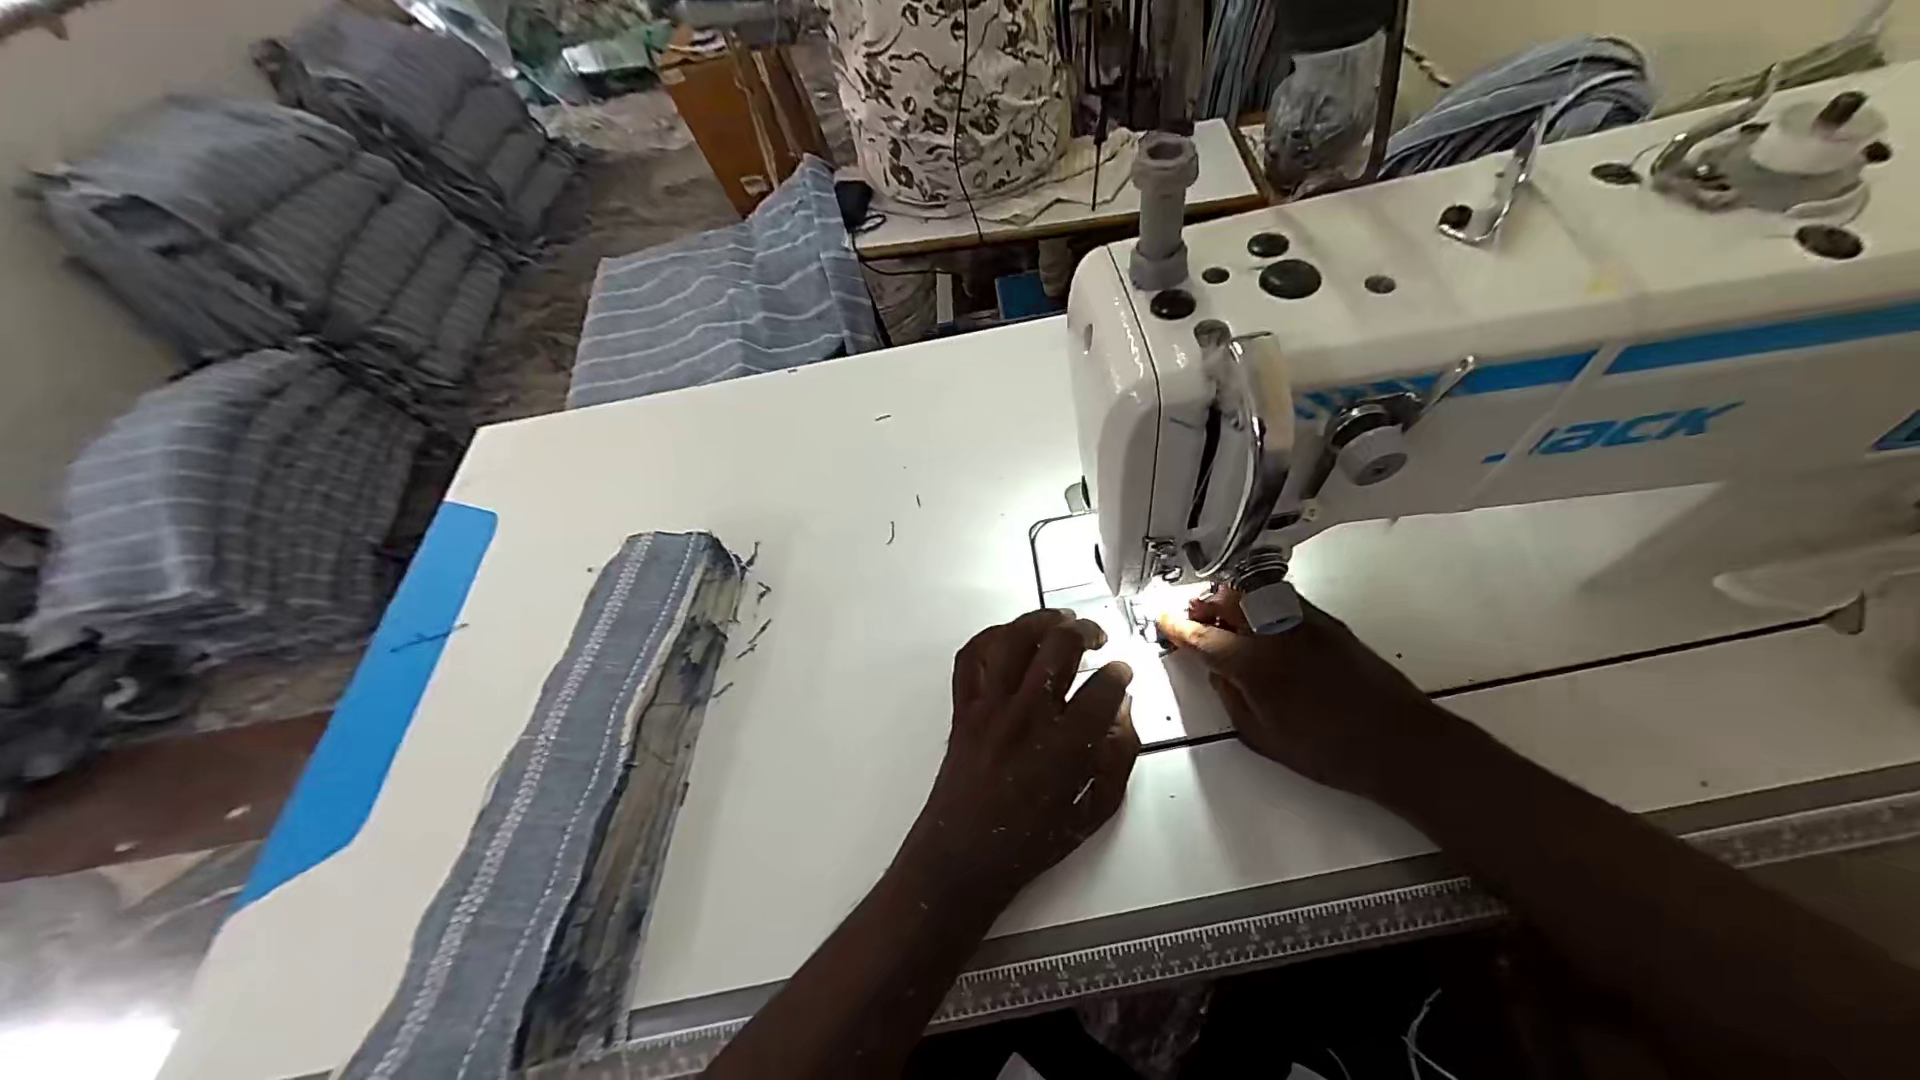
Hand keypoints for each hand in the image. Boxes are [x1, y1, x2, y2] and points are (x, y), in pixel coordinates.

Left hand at [901, 609, 1138, 900]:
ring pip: (1013, 641)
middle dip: (1086, 632)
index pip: (1101, 690)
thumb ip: (1118, 760)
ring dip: (1041, 621)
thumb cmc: (1026, 843)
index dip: (1119, 674)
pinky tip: (1009, 635)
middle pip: (1058, 649)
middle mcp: (1025, 718)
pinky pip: (971, 658)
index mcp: (1063, 748)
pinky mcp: (963, 709)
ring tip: (1060, 619)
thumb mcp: (1092, 814)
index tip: (1123, 671)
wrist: (962, 857)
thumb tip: (1124, 713)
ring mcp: (989, 709)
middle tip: (1096, 635)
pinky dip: (989, 638)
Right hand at [1156, 588, 1441, 798]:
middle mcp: (1277, 632)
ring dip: (1228, 599)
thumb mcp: (1261, 734)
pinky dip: (1257, 605)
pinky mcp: (1327, 623)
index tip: (1162, 618)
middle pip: (1226, 597)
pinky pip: (1279, 599)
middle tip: (1188, 616)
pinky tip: (1256, 626)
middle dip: (1200, 603)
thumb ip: (1230, 696)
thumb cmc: (1336, 749)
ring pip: (1253, 591)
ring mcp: (1304, 622)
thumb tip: (1219, 674)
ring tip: (1220, 619)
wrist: (1401, 745)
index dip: (1174, 624)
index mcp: (1254, 662)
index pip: (1200, 633)